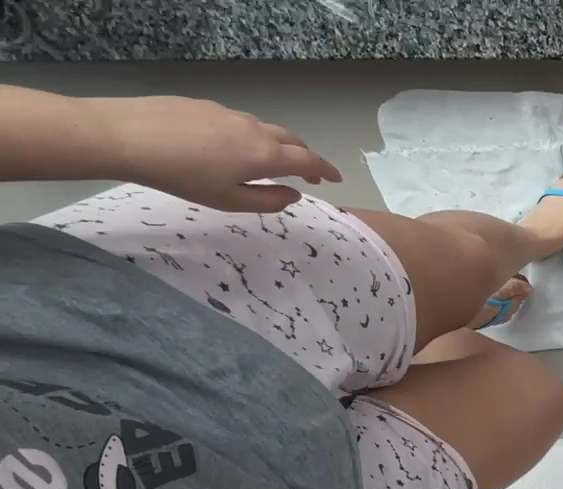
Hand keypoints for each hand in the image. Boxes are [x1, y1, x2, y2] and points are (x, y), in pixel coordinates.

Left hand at [86, 96, 341, 213]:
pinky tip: (230, 147)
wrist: (119, 136)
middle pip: (292, 140)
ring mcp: (226, 114)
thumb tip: (293, 193)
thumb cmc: (181, 177)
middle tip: (307, 174)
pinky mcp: (201, 105)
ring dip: (277, 145)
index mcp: (267, 156)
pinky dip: (249, 135)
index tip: (336, 180)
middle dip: (305, 157)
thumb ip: (270, 201)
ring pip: (265, 128)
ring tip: (269, 161)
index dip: (327, 171)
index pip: (311, 161)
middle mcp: (254, 130)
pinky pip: (238, 121)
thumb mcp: (231, 202)